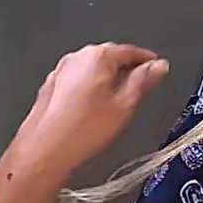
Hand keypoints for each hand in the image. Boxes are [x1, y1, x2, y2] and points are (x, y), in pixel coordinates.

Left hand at [0, 44, 168, 187]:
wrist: (43, 151)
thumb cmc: (81, 130)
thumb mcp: (126, 104)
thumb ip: (145, 80)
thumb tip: (158, 67)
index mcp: (99, 56)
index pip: (132, 51)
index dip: (148, 61)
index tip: (157, 69)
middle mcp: (78, 58)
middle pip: (112, 58)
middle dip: (128, 72)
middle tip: (141, 91)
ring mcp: (62, 71)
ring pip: (94, 70)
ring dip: (108, 82)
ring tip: (116, 107)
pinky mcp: (52, 85)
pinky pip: (79, 81)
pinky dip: (90, 90)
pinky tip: (94, 112)